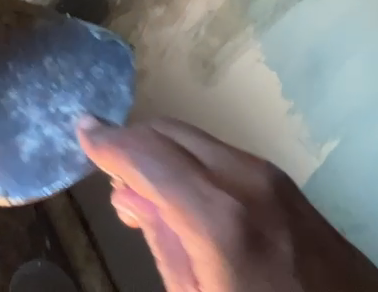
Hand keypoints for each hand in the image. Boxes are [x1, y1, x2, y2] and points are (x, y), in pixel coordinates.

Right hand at [78, 118, 377, 291]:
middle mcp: (246, 182)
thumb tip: (133, 198)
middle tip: (109, 169)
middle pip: (170, 134)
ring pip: (198, 141)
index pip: (145, 154)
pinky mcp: (295, 192)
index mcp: (218, 218)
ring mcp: (276, 182)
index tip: (81, 130)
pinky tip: (190, 200)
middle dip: (134, 144)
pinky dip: (195, 164)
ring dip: (164, 153)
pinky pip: (227, 159)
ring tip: (147, 192)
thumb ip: (164, 247)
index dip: (108, 141)